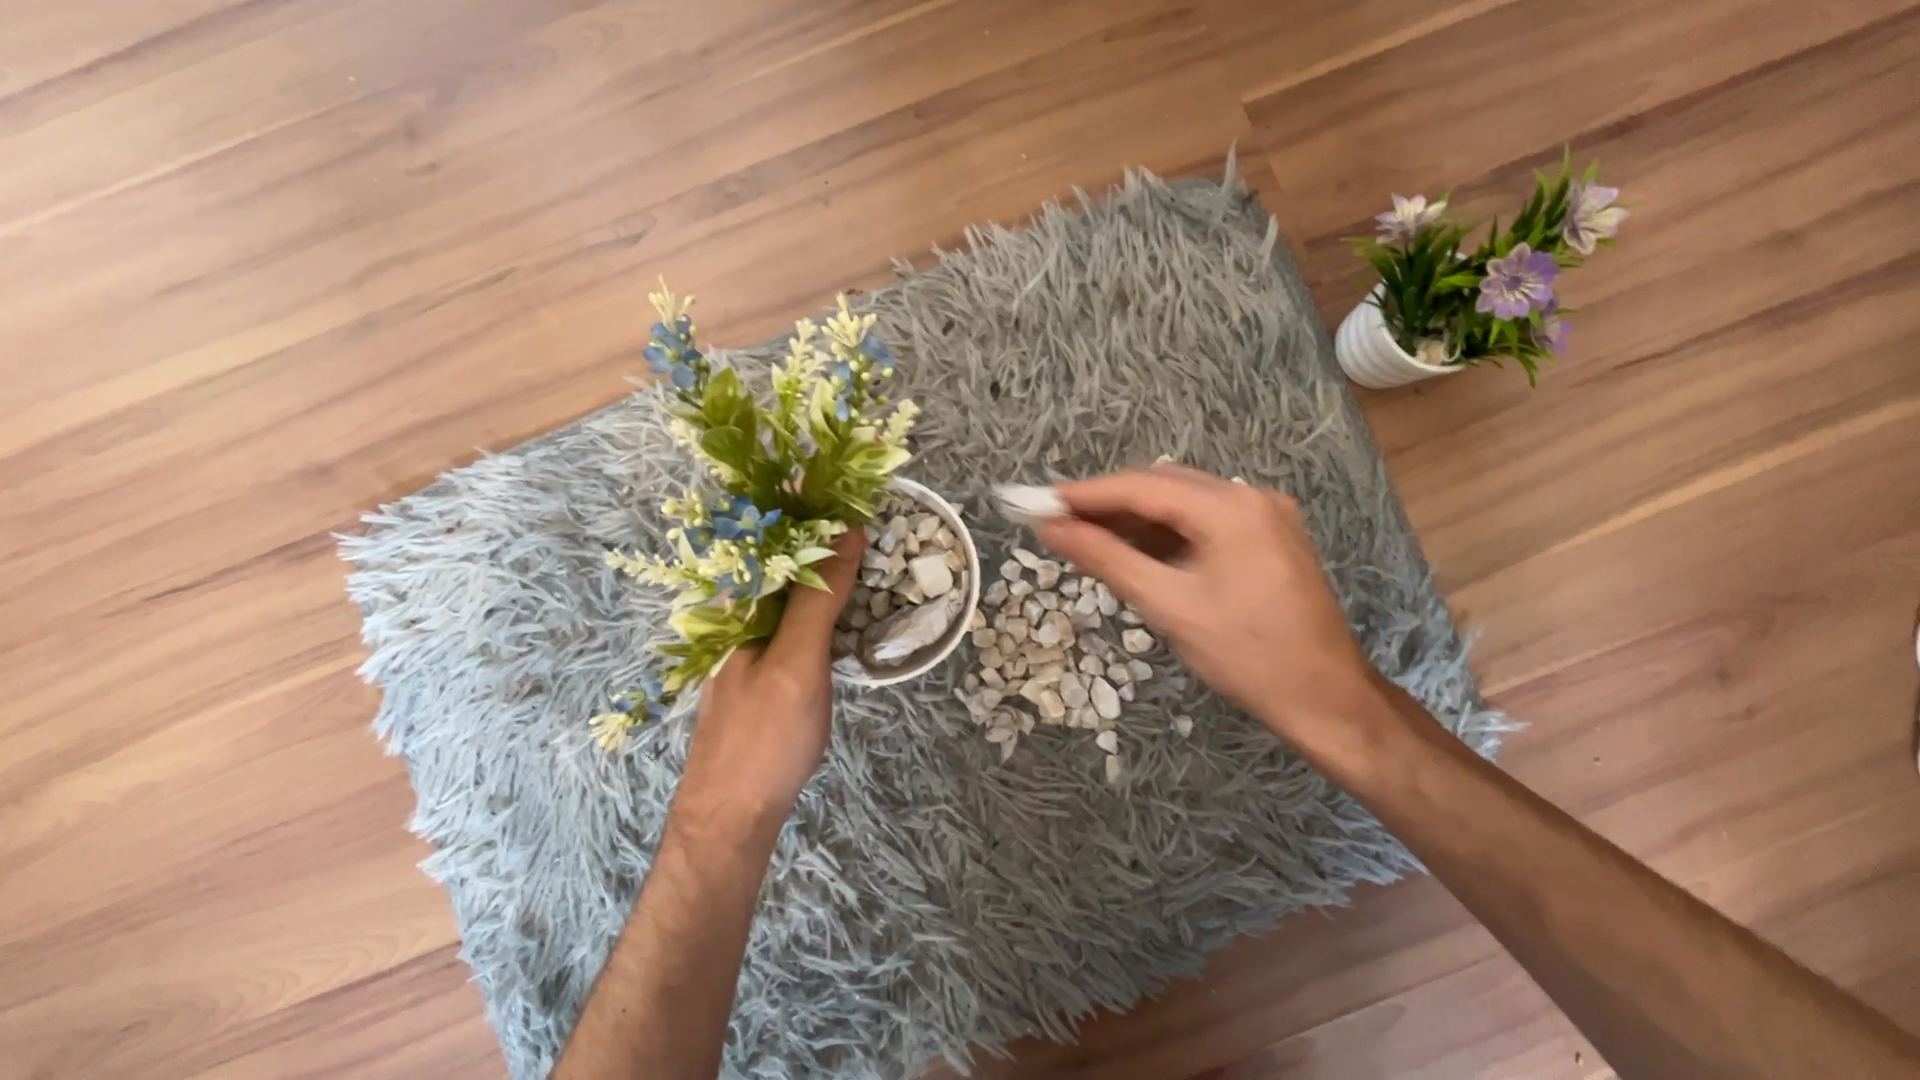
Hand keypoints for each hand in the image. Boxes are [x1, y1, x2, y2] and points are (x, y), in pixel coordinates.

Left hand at [673, 527, 866, 837]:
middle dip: (823, 531)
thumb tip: (847, 532)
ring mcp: (753, 645)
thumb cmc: (764, 737)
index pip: (771, 533)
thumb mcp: (798, 661)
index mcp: (736, 604)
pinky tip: (849, 605)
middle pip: (781, 558)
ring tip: (869, 545)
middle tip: (872, 511)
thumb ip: (819, 597)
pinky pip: (797, 620)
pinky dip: (825, 604)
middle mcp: (738, 617)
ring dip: (827, 565)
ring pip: (791, 590)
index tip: (848, 480)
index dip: (806, 502)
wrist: (733, 816)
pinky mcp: (768, 671)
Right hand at [1035, 467, 1393, 748]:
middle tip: (1061, 528)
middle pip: (1163, 486)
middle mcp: (1250, 497)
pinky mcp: (1270, 537)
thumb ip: (1106, 559)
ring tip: (1092, 544)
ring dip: (1138, 520)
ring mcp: (1266, 515)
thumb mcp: (1169, 606)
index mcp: (1230, 508)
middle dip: (1110, 505)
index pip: (1141, 487)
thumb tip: (1050, 528)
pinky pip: (1206, 521)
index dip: (1086, 495)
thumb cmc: (1246, 656)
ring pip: (1184, 502)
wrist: (1325, 697)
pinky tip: (1140, 556)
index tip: (1040, 504)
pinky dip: (1169, 534)